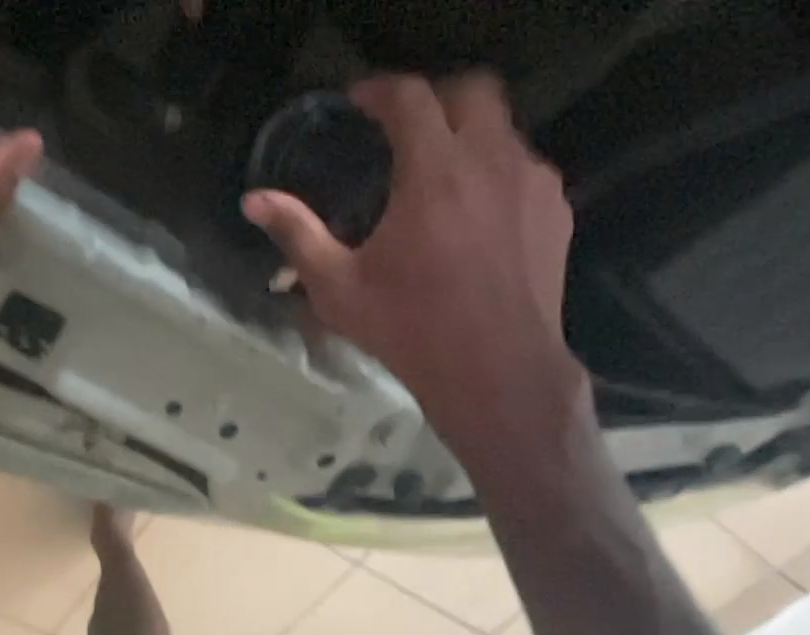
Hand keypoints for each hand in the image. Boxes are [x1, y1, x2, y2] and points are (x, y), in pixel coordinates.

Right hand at [244, 73, 585, 451]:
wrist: (495, 367)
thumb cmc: (407, 327)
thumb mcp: (337, 286)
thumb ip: (297, 233)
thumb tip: (253, 201)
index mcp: (432, 172)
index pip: (410, 98)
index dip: (379, 91)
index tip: (357, 102)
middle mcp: (490, 160)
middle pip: (471, 91)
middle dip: (434, 99)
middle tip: (401, 129)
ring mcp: (531, 182)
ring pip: (501, 130)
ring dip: (466, 138)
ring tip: (435, 178)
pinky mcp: (556, 209)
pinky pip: (522, 169)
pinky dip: (493, 174)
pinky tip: (471, 215)